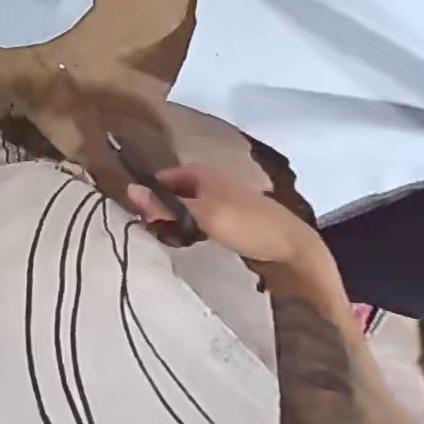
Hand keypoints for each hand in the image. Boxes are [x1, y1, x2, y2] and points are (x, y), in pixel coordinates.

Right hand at [126, 165, 329, 272]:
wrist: (294, 249)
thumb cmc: (247, 225)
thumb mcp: (201, 215)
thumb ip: (165, 204)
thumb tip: (128, 189)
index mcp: (204, 173)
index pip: (162, 177)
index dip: (149, 194)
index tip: (143, 216)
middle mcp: (211, 182)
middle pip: (173, 192)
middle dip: (162, 210)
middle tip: (157, 230)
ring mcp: (222, 200)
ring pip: (185, 207)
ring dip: (175, 222)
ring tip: (173, 239)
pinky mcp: (230, 218)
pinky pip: (199, 219)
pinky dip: (190, 229)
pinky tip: (191, 242)